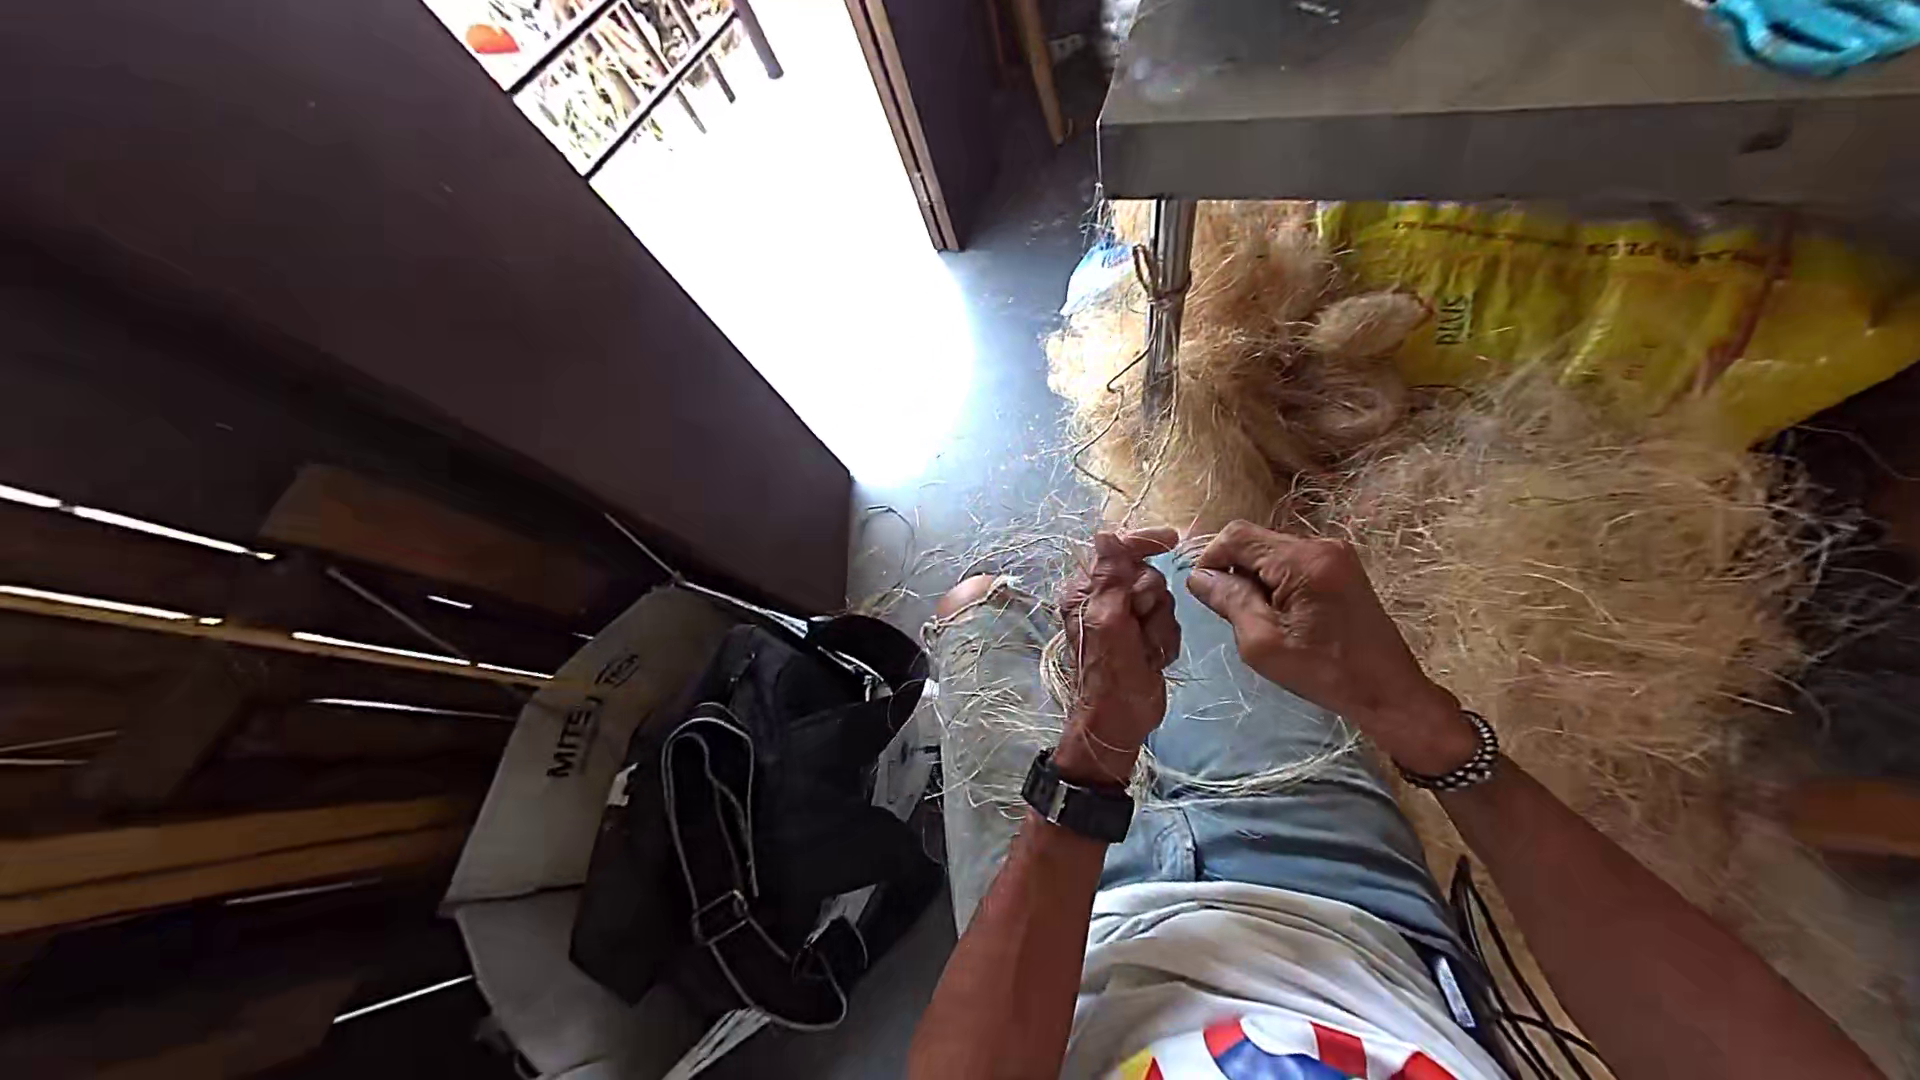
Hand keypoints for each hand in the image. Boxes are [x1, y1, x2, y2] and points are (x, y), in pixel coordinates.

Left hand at [1054, 527, 1179, 784]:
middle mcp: (1103, 600)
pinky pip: (1167, 622)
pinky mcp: (1143, 636)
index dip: (1142, 543)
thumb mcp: (1108, 620)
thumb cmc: (1109, 673)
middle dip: (1151, 601)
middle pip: (1145, 575)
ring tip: (1146, 649)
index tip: (1169, 540)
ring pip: (1161, 600)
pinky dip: (1164, 640)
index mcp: (1085, 591)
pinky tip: (1153, 658)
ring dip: (1159, 626)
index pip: (1116, 551)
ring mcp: (1125, 619)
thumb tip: (1104, 533)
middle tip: (1139, 626)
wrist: (1120, 720)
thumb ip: (1109, 577)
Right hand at [1184, 521, 1474, 775]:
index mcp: (1303, 561)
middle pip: (1253, 540)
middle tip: (1232, 611)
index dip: (1210, 559)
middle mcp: (1320, 546)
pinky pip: (1288, 562)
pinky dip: (1271, 581)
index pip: (1236, 536)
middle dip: (1232, 570)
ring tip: (1257, 616)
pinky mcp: (1339, 567)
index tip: (1207, 594)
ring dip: (1252, 577)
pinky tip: (1278, 613)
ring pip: (1269, 551)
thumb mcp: (1262, 642)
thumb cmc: (1324, 672)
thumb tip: (1198, 577)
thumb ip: (1229, 601)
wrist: (1389, 692)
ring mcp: (1334, 554)